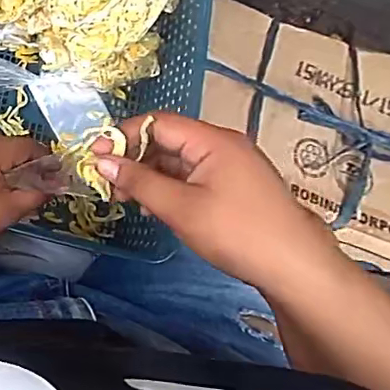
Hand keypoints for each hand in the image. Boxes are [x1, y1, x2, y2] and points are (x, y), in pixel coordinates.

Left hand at [0, 135, 51, 252]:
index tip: (56, 173)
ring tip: (25, 180)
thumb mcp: (10, 209)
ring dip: (14, 160)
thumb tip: (54, 188)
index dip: (45, 157)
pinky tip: (3, 182)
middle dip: (30, 157)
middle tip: (43, 176)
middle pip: (12, 143)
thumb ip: (36, 195)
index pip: (27, 145)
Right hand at [95, 113, 345, 289]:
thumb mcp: (180, 208)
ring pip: (179, 160)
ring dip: (149, 175)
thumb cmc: (236, 232)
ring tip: (126, 199)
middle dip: (134, 158)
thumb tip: (103, 162)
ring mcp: (231, 165)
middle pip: (167, 140)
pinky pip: (193, 176)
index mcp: (212, 140)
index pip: (157, 123)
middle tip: (108, 184)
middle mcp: (222, 145)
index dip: (122, 136)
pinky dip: (169, 187)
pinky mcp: (234, 186)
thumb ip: (139, 182)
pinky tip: (156, 207)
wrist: (294, 266)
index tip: (95, 157)